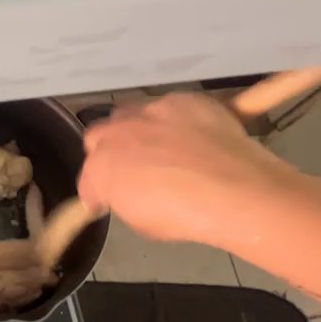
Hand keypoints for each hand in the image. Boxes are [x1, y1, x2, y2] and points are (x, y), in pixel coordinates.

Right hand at [77, 93, 309, 248]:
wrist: (233, 189)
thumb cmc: (182, 216)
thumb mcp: (140, 222)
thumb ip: (125, 199)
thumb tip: (130, 194)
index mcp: (101, 166)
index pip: (88, 178)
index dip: (98, 190)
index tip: (109, 200)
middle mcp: (118, 132)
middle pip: (100, 134)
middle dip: (111, 150)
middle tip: (133, 168)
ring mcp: (151, 111)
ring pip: (133, 115)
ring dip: (140, 129)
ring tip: (165, 148)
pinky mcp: (184, 99)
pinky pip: (171, 107)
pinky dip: (177, 120)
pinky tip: (195, 137)